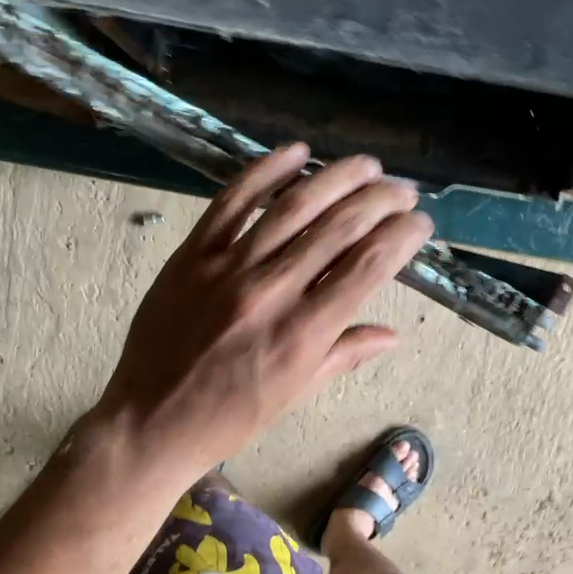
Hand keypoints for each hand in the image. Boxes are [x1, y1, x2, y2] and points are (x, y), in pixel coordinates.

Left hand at [87, 144, 432, 478]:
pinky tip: (296, 153)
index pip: (367, 266)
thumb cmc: (231, 417)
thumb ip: (343, 354)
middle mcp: (271, 292)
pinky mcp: (192, 254)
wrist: (153, 420)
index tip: (419, 223)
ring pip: (292, 206)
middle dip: (380, 201)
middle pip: (339, 227)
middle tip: (403, 190)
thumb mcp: (294, 394)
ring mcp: (228, 268)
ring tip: (367, 166)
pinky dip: (265, 172)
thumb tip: (392, 335)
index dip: (402, 237)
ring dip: (336, 177)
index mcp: (303, 334)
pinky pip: (232, 201)